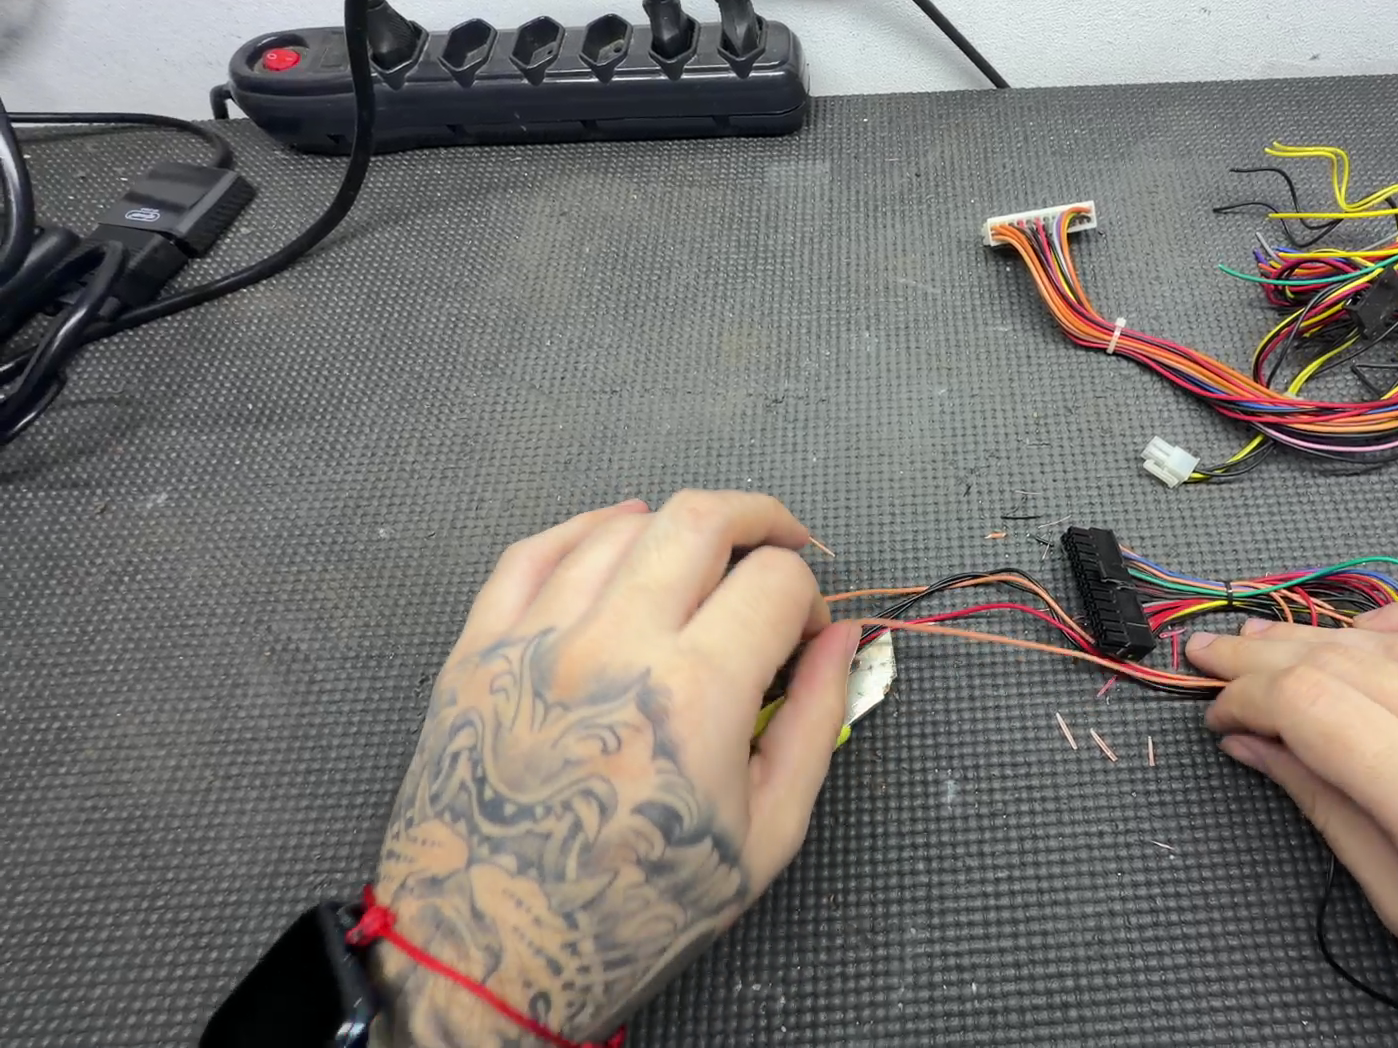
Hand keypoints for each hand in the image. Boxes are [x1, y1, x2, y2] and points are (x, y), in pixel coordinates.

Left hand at [371, 493, 858, 1046]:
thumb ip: (818, 718)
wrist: (489, 958)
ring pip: (626, 524)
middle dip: (762, 516)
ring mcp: (537, 640)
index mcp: (696, 694)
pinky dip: (590, 525)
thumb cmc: (643, 905)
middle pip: (703, 517)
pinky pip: (537, 549)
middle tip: (784, 542)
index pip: (779, 580)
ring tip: (707, 560)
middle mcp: (615, 646)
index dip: (812, 596)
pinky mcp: (478, 650)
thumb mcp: (769, 830)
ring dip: (685, 528)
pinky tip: (621, 532)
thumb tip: (842, 636)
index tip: (805, 634)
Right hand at [1186, 588, 1397, 1047]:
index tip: (1215, 711)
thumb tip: (1252, 746)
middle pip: (1341, 660)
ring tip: (1271, 639)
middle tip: (1212, 653)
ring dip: (1321, 636)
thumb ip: (1325, 811)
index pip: (1306, 705)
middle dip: (1259, 655)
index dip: (1242, 697)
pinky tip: (1383, 629)